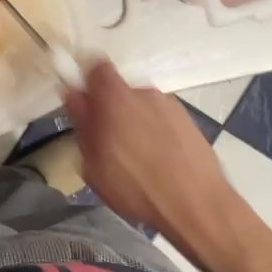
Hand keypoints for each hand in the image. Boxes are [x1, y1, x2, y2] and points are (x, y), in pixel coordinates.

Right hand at [63, 61, 245, 266]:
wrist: (196, 203)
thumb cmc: (136, 187)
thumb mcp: (94, 165)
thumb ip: (83, 124)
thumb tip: (75, 96)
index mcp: (116, 98)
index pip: (97, 67)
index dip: (87, 82)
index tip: (84, 104)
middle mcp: (145, 93)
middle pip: (120, 91)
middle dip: (112, 111)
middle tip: (109, 144)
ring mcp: (171, 105)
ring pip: (143, 107)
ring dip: (136, 124)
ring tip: (139, 160)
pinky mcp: (189, 120)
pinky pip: (162, 120)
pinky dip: (157, 134)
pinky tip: (161, 162)